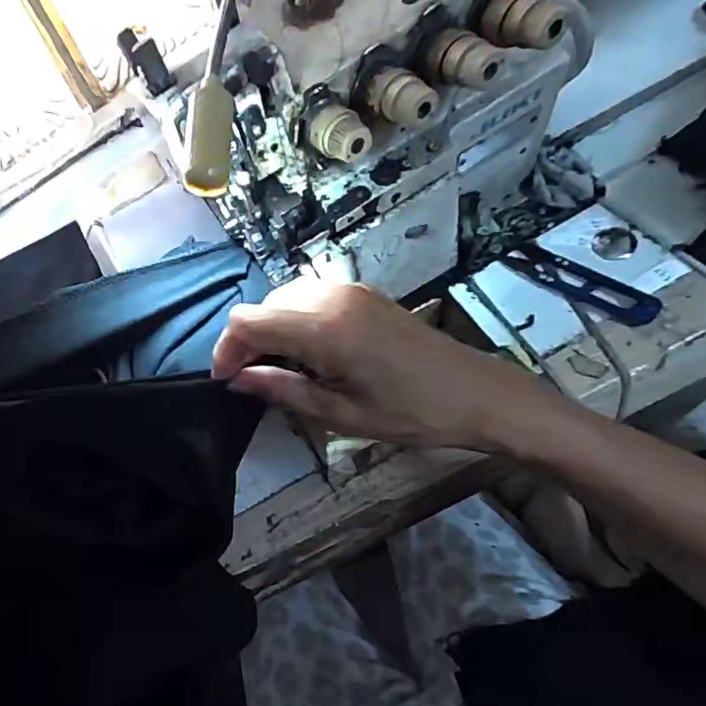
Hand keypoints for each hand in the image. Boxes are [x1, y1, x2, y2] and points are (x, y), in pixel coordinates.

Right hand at [212, 279, 571, 453]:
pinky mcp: (363, 293)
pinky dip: (293, 320)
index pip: (248, 321)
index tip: (227, 380)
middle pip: (262, 306)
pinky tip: (307, 351)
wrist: (479, 393)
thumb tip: (238, 379)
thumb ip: (284, 390)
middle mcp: (331, 297)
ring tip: (277, 368)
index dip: (227, 349)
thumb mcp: (342, 414)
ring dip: (269, 330)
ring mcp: (349, 290)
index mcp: (324, 329)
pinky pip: (309, 297)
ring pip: (283, 298)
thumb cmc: (413, 413)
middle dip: (245, 341)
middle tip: (250, 379)